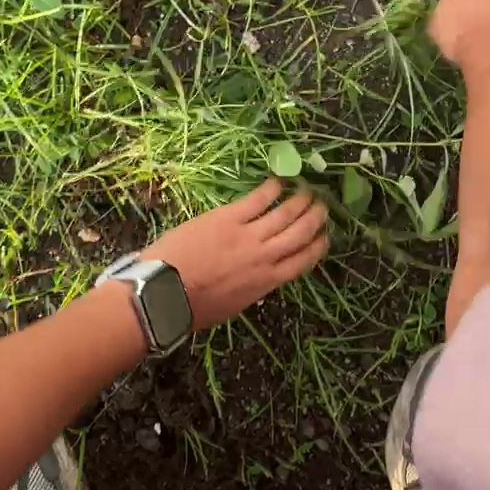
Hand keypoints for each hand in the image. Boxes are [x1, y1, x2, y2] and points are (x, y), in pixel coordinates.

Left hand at [141, 180, 329, 329]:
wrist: (164, 292)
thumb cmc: (193, 307)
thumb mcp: (233, 304)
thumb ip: (252, 286)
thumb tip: (260, 275)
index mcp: (266, 282)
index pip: (303, 262)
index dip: (317, 247)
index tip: (325, 237)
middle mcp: (264, 257)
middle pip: (299, 233)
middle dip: (315, 219)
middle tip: (322, 207)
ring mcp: (248, 235)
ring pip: (285, 214)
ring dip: (300, 201)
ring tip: (308, 191)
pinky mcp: (229, 218)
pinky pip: (258, 200)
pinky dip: (271, 189)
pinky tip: (277, 182)